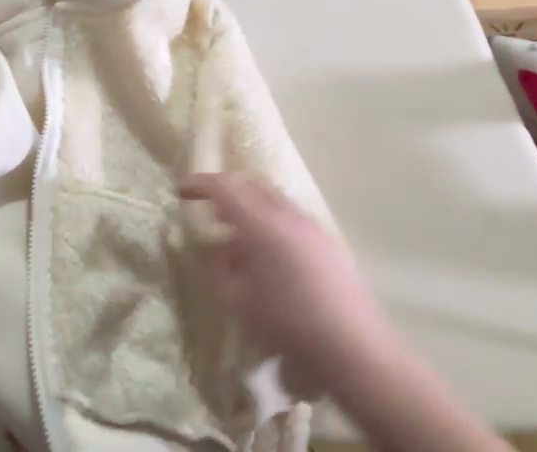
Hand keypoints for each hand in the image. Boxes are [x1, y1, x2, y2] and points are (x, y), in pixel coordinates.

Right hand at [181, 173, 397, 386]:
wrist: (355, 350)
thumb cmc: (289, 325)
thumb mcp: (238, 301)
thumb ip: (220, 269)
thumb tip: (218, 252)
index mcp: (262, 224)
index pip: (224, 187)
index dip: (199, 184)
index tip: (181, 190)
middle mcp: (288, 216)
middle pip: (251, 185)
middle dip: (226, 192)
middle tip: (209, 211)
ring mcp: (313, 228)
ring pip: (274, 200)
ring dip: (250, 208)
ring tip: (238, 238)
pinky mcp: (330, 245)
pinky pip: (292, 218)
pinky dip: (271, 223)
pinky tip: (268, 256)